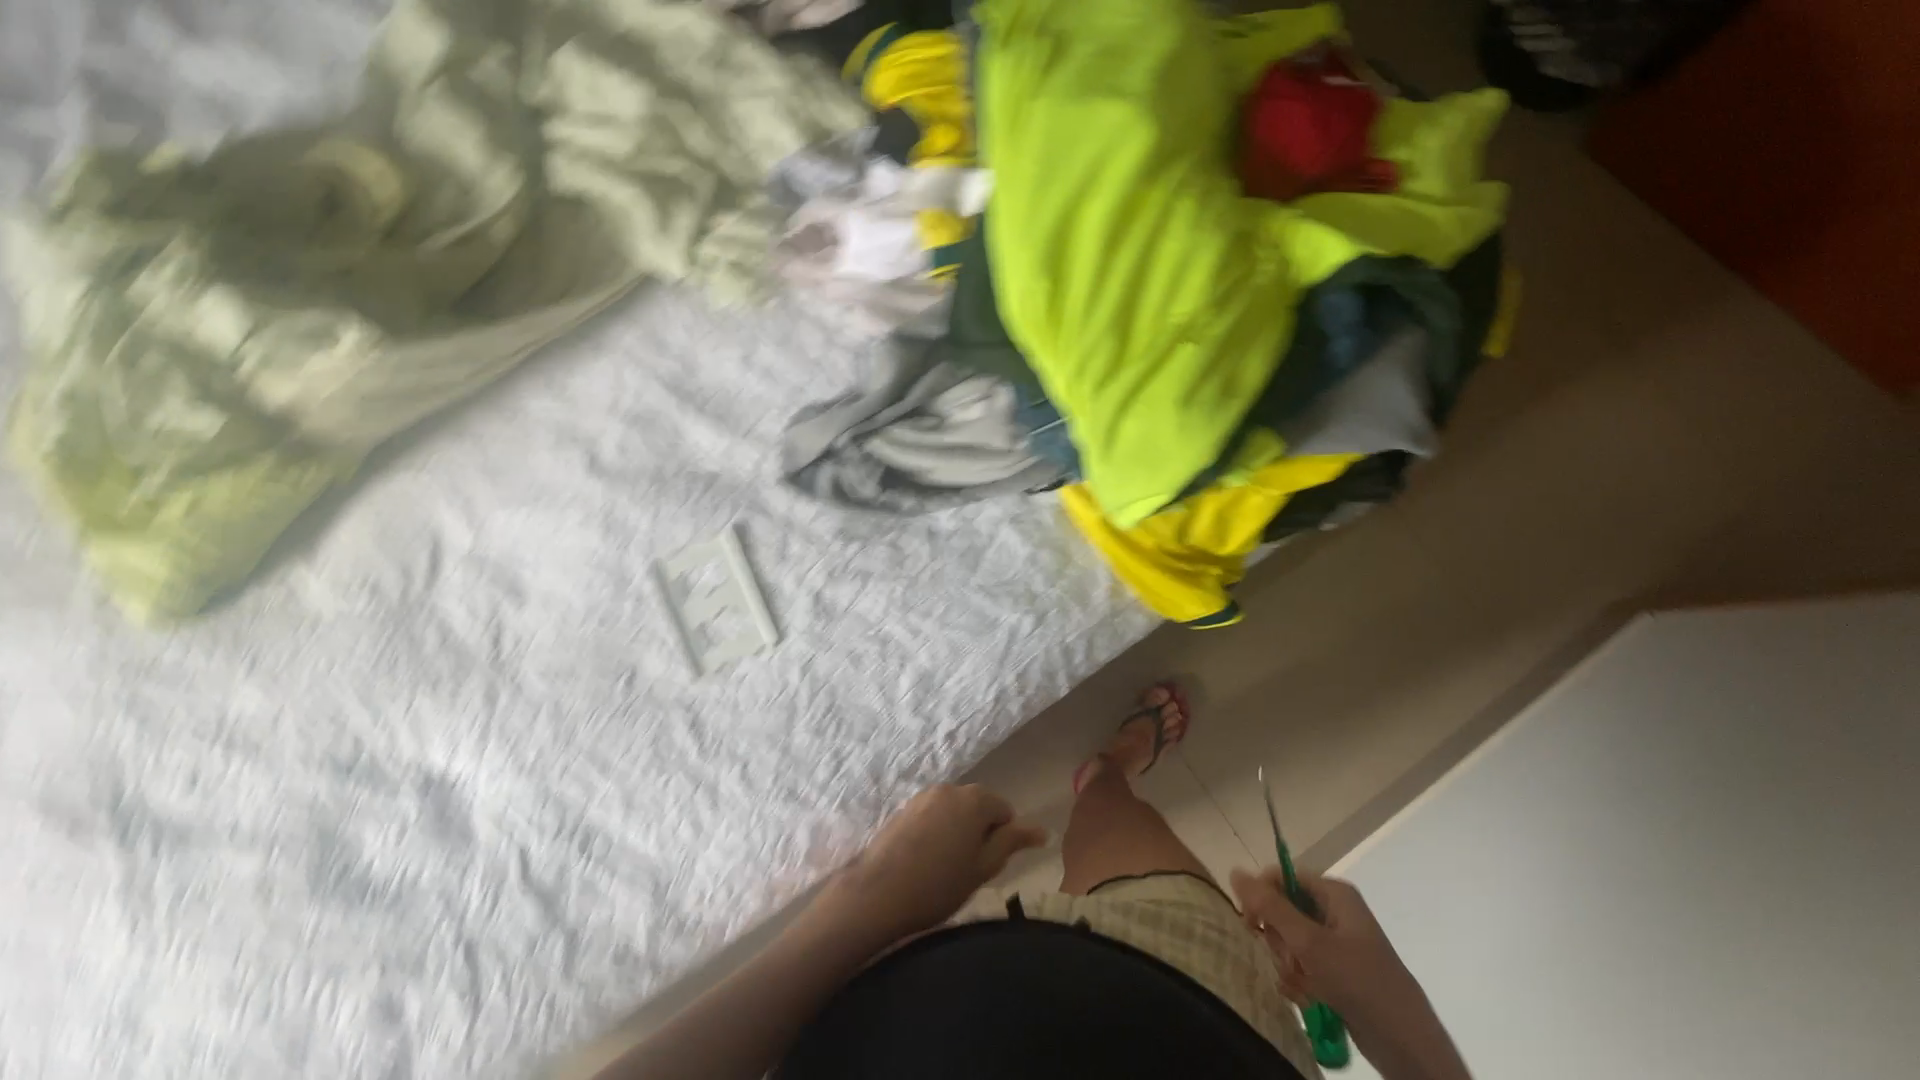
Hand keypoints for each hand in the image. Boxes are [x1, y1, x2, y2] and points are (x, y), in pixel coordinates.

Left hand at [823, 784, 1046, 942]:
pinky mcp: (902, 810)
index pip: (1005, 812)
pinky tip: (925, 863)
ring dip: (957, 833)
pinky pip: (932, 818)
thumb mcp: (984, 867)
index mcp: (975, 799)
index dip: (1003, 840)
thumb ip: (1012, 842)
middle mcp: (949, 789)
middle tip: (969, 870)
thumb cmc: (939, 884)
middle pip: (978, 808)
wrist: (877, 893)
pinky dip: (936, 834)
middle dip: (980, 833)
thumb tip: (1042, 829)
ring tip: (946, 869)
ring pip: (953, 813)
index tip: (988, 866)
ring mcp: (922, 797)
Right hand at [1231, 868, 1465, 1079]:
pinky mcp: (1334, 971)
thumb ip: (1269, 906)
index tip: (1253, 925)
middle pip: (1281, 912)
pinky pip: (1299, 965)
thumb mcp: (1308, 942)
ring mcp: (1334, 943)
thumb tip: (1235, 871)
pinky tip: (1308, 998)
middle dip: (1279, 941)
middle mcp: (1333, 912)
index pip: (1280, 877)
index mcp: (1334, 894)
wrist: (1403, 1041)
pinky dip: (1298, 981)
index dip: (1262, 898)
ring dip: (1288, 965)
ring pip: (1287, 942)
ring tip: (1305, 985)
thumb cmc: (1358, 981)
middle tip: (1292, 961)